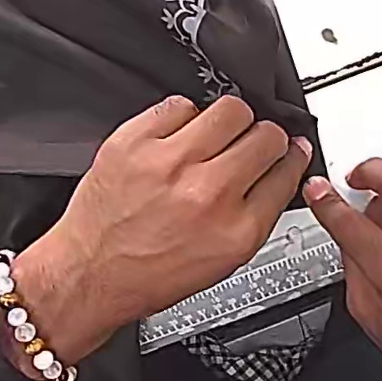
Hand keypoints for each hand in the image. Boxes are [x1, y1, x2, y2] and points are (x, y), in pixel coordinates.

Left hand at [11, 95, 311, 364]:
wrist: (89, 274)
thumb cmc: (148, 275)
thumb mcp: (221, 262)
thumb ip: (255, 216)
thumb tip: (277, 176)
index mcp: (236, 231)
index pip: (286, 174)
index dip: (292, 159)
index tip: (291, 152)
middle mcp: (208, 194)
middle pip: (267, 137)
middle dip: (267, 138)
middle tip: (254, 142)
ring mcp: (170, 163)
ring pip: (230, 111)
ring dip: (231, 121)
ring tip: (216, 136)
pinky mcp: (135, 142)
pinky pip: (180, 104)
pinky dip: (184, 116)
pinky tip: (178, 136)